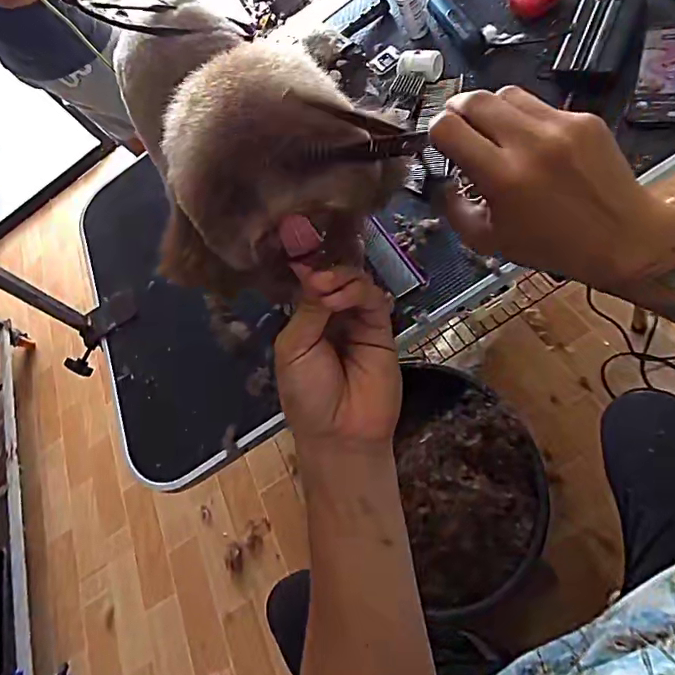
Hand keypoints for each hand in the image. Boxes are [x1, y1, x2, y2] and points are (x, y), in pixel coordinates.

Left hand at [273, 220, 400, 453]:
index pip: (309, 283)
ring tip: (328, 289)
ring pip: (355, 283)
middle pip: (334, 277)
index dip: (307, 265)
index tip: (298, 242)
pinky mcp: (382, 330)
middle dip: (325, 269)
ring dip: (341, 278)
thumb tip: (314, 272)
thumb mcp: (292, 349)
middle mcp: (332, 316)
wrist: (341, 433)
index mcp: (305, 320)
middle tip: (316, 275)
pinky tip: (342, 297)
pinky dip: (358, 291)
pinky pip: (374, 300)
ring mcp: (358, 322)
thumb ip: (306, 310)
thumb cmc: (307, 395)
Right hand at [428, 87, 674, 291]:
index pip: (448, 127)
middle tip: (461, 128)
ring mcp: (561, 126)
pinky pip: (541, 106)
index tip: (443, 143)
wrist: (623, 238)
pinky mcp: (584, 120)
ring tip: (497, 133)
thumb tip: (443, 181)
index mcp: (503, 177)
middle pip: (474, 98)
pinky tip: (537, 145)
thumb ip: (454, 209)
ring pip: (507, 93)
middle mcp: (531, 143)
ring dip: (492, 109)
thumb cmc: (555, 246)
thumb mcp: (490, 242)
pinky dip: (528, 120)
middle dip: (458, 110)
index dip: (436, 131)